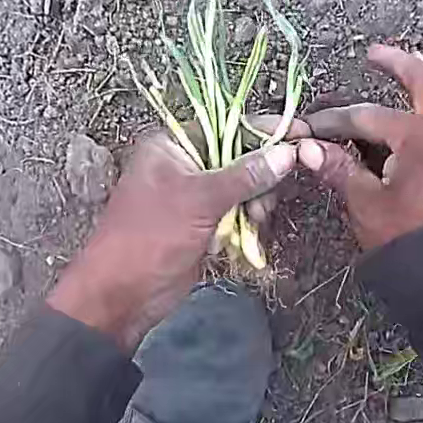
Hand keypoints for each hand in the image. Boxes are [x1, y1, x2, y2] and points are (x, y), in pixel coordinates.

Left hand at [48, 129, 298, 350]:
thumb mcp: (200, 200)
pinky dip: (245, 223)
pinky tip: (248, 235)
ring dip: (254, 205)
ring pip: (243, 188)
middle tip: (267, 199)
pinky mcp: (203, 223)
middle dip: (260, 178)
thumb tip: (286, 153)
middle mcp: (185, 164)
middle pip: (240, 157)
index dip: (264, 131)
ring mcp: (194, 195)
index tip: (300, 134)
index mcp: (173, 145)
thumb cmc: (150, 238)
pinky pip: (236, 213)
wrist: (122, 296)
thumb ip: (245, 176)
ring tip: (255, 221)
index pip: (227, 125)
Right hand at [300, 44, 422, 251]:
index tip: (308, 128)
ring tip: (396, 79)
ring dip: (418, 87)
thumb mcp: (368, 205)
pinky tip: (409, 125)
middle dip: (398, 64)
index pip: (366, 116)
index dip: (332, 122)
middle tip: (374, 54)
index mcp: (420, 134)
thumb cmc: (413, 238)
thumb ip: (340, 169)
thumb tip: (308, 148)